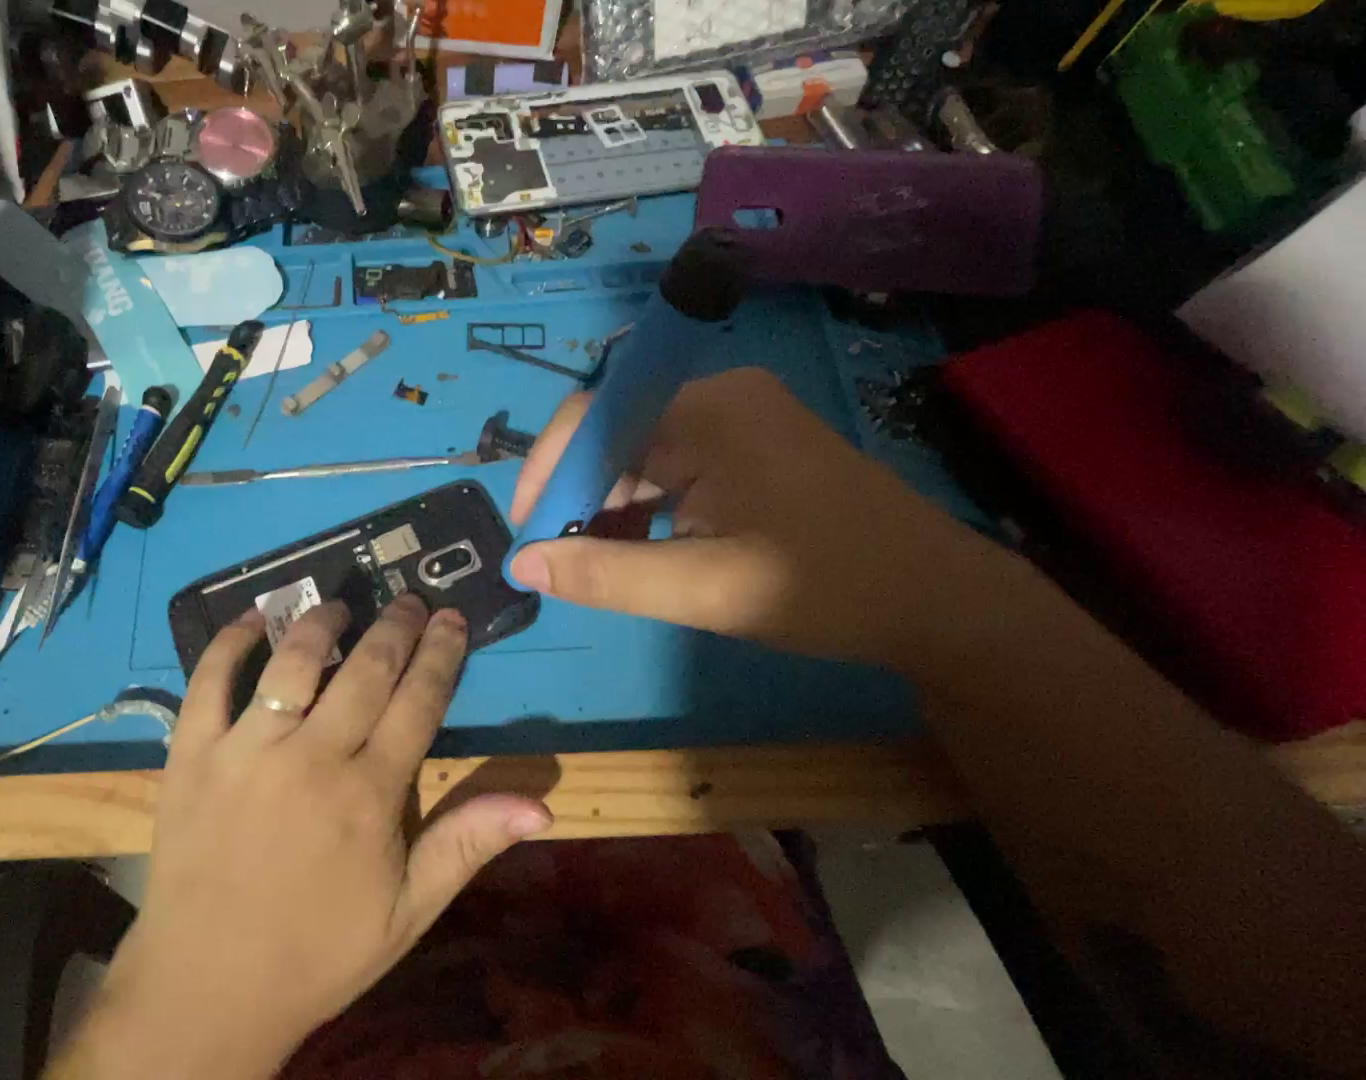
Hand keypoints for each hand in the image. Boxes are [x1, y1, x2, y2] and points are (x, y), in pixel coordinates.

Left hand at [58, 595, 551, 1079]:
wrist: (209, 987)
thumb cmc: (319, 951)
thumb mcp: (408, 912)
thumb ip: (467, 845)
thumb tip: (543, 808)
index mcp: (369, 793)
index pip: (419, 700)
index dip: (441, 653)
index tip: (451, 618)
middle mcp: (311, 756)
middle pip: (366, 669)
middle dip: (396, 626)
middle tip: (410, 601)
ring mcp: (245, 750)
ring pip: (293, 661)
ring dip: (322, 622)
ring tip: (340, 605)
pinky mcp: (191, 754)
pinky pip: (207, 681)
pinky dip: (230, 642)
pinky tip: (253, 619)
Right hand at [508, 368, 1007, 673]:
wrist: (940, 602)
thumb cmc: (824, 588)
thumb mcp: (703, 588)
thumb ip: (605, 574)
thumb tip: (521, 565)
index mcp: (709, 412)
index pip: (594, 418)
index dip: (546, 474)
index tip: (527, 538)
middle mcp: (720, 398)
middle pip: (618, 435)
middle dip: (579, 497)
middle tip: (557, 562)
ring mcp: (742, 420)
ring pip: (645, 455)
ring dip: (612, 506)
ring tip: (594, 564)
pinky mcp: (755, 447)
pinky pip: (678, 466)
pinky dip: (649, 507)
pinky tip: (640, 551)